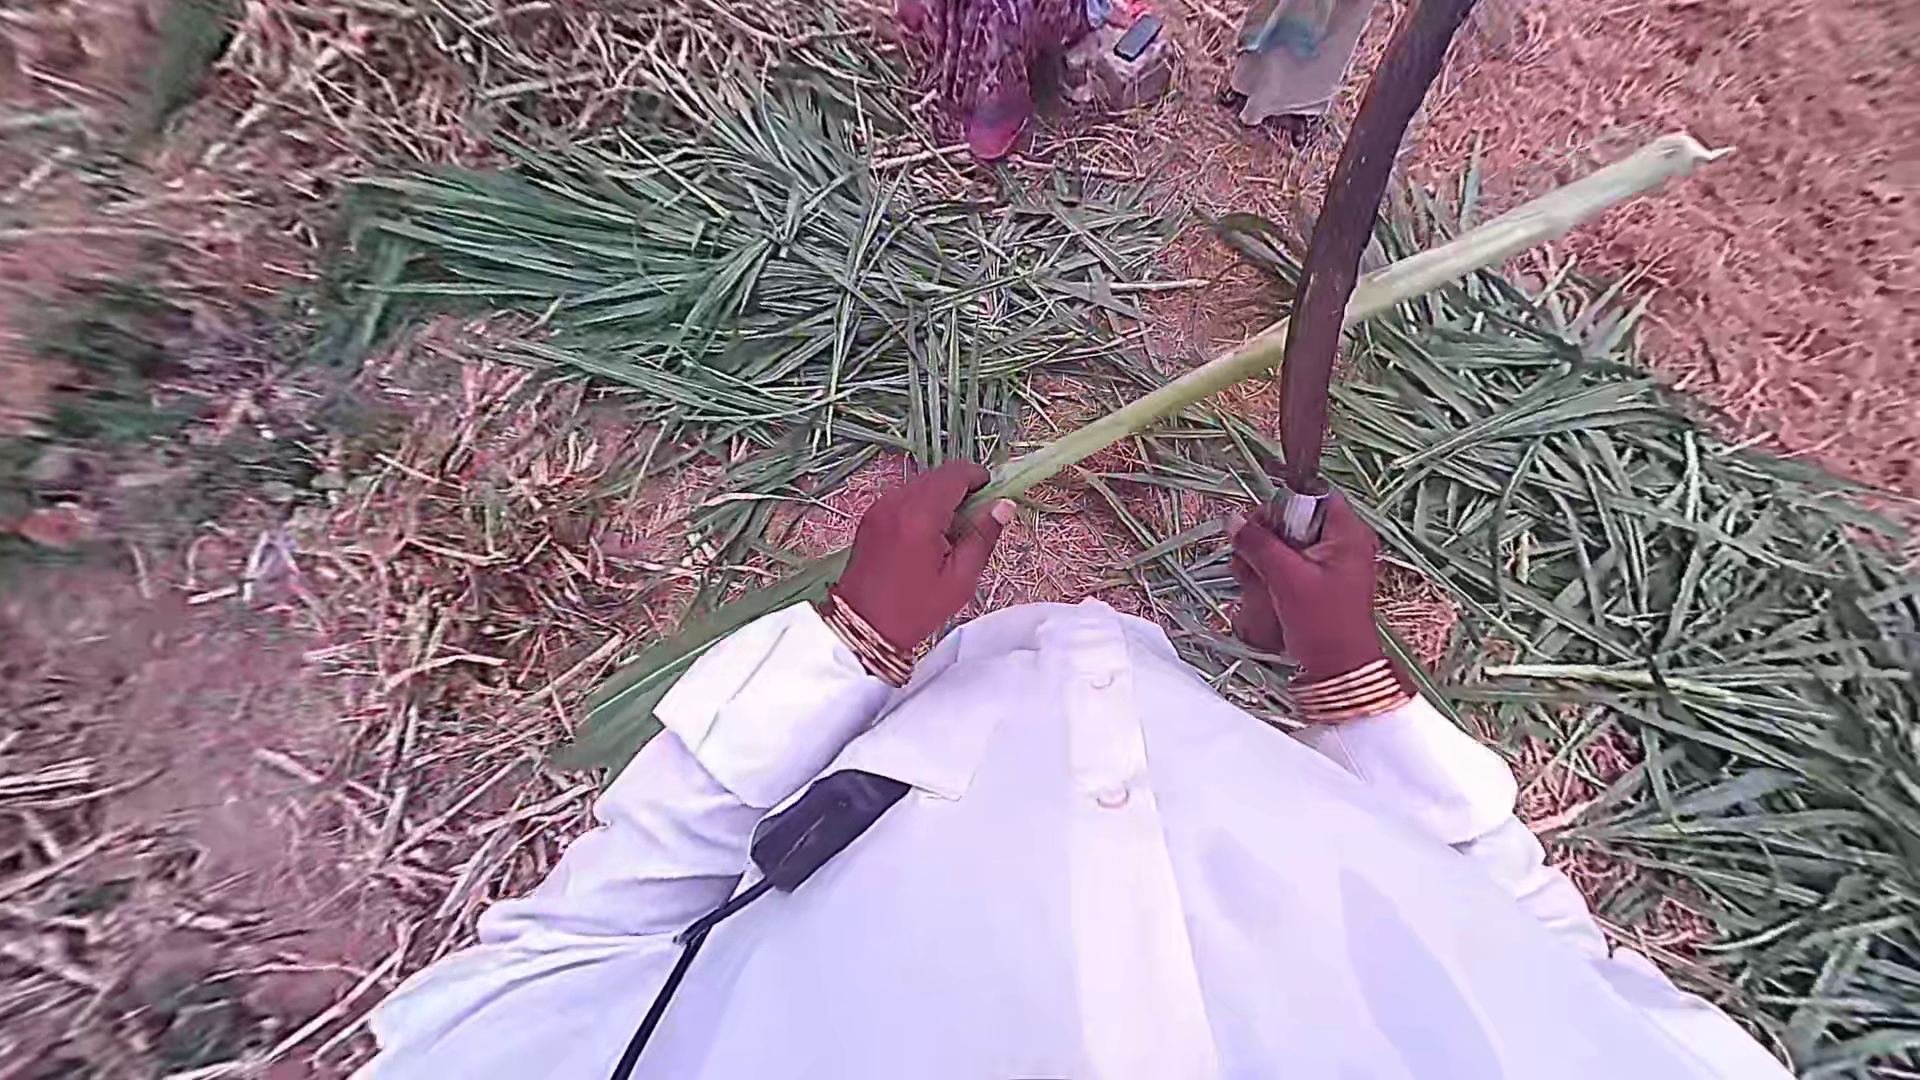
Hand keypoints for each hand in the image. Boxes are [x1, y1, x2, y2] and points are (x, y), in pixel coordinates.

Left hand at [836, 461, 1014, 649]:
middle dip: (961, 490)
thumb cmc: (914, 609)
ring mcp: (880, 506)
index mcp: (919, 516)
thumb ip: (983, 536)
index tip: (993, 496)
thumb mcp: (960, 579)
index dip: (978, 478)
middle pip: (938, 476)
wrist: (862, 625)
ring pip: (921, 485)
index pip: (955, 475)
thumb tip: (1004, 505)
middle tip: (975, 521)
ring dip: (942, 498)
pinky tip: (928, 536)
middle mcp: (896, 502)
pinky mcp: (871, 515)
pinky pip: (905, 497)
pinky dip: (922, 506)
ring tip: (951, 534)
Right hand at [1228, 493, 1383, 680]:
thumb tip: (1232, 520)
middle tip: (1251, 558)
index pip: (1311, 496)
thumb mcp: (1287, 579)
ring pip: (1281, 540)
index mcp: (1347, 533)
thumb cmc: (1324, 623)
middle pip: (1290, 518)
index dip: (1280, 506)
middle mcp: (1340, 541)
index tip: (1260, 527)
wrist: (1338, 668)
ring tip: (1252, 577)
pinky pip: (1282, 560)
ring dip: (1259, 555)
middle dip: (1263, 536)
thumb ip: (1259, 545)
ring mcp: (1326, 560)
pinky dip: (1265, 569)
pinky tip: (1256, 585)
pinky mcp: (1313, 577)